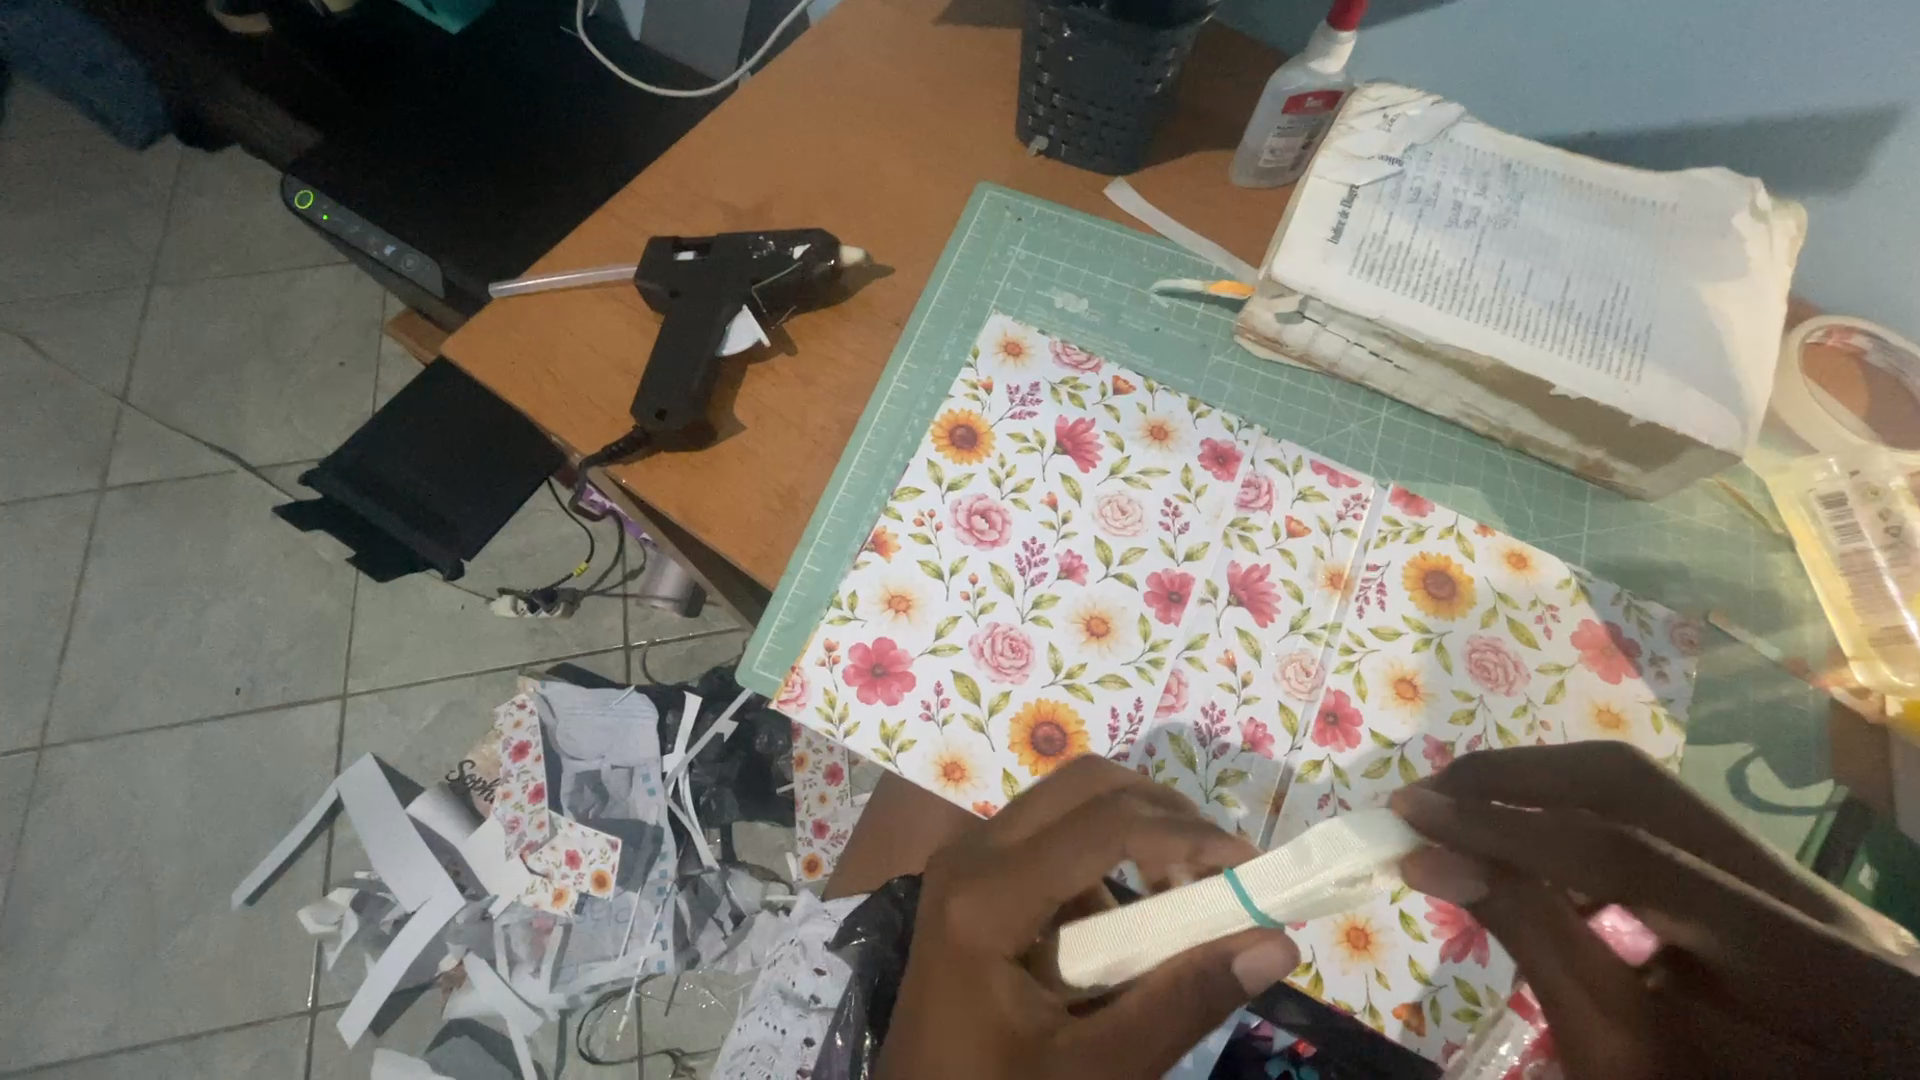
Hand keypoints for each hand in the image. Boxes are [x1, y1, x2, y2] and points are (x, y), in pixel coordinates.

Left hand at [877, 755, 1299, 1078]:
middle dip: (1163, 813)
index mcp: (987, 897)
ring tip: (1185, 893)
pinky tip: (1130, 918)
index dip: (1187, 834)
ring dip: (1136, 830)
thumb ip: (1183, 1002)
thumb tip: (1275, 943)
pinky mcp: (972, 870)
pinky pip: (1049, 834)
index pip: (1104, 826)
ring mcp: (967, 856)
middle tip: (1223, 868)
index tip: (1252, 865)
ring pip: (1068, 801)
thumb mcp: (1095, 1071)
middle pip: (1085, 785)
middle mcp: (971, 851)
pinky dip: (1104, 856)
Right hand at [1391, 743, 1919, 1078]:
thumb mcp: (1615, 1050)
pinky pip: (1646, 820)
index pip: (1630, 855)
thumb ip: (1530, 938)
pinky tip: (1521, 854)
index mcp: (1814, 968)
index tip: (1408, 812)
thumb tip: (1427, 854)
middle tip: (1428, 797)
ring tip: (1457, 819)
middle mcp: (1820, 900)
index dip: (1506, 827)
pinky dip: (1564, 823)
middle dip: (1512, 781)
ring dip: (1530, 795)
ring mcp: (1794, 882)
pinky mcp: (1758, 880)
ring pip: (1637, 791)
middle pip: (1633, 785)